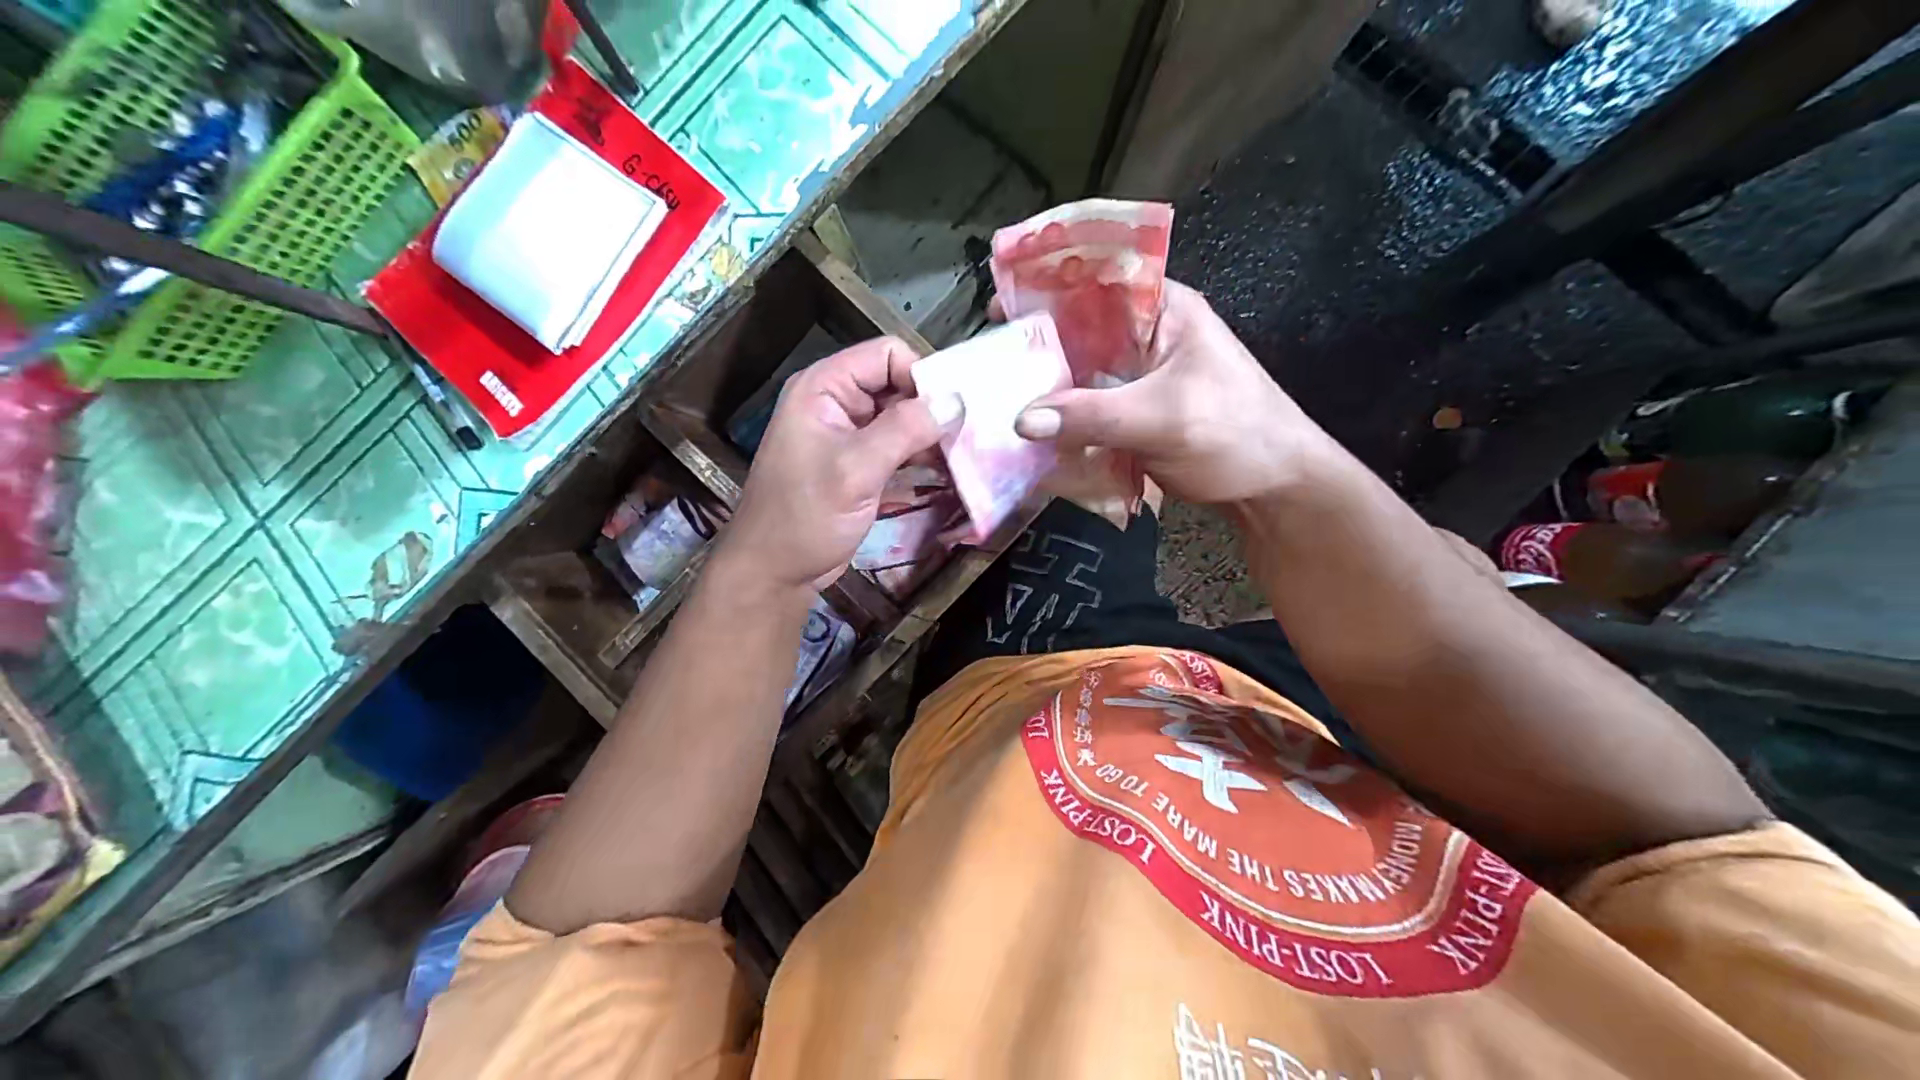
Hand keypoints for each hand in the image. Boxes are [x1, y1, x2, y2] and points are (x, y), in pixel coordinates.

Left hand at [718, 337, 962, 589]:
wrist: (775, 571)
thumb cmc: (804, 517)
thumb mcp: (856, 470)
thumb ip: (904, 431)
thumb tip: (955, 401)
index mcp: (824, 388)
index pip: (887, 355)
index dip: (921, 376)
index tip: (951, 411)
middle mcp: (837, 402)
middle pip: (898, 384)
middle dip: (932, 408)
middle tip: (967, 436)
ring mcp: (849, 434)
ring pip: (903, 417)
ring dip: (931, 435)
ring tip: (964, 456)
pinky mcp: (861, 464)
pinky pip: (899, 446)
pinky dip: (922, 456)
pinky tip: (948, 472)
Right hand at [1012, 280, 1337, 505]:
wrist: (1273, 487)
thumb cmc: (1237, 435)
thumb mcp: (1165, 419)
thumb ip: (1093, 416)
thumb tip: (1021, 420)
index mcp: (1161, 309)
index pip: (1095, 277)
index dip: (1047, 282)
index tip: (1000, 302)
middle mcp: (1142, 333)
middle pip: (1077, 326)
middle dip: (1034, 341)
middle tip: (986, 359)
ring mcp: (1134, 374)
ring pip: (1076, 367)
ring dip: (1042, 382)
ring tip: (995, 393)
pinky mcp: (1128, 410)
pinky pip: (1083, 404)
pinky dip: (1058, 414)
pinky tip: (1028, 427)